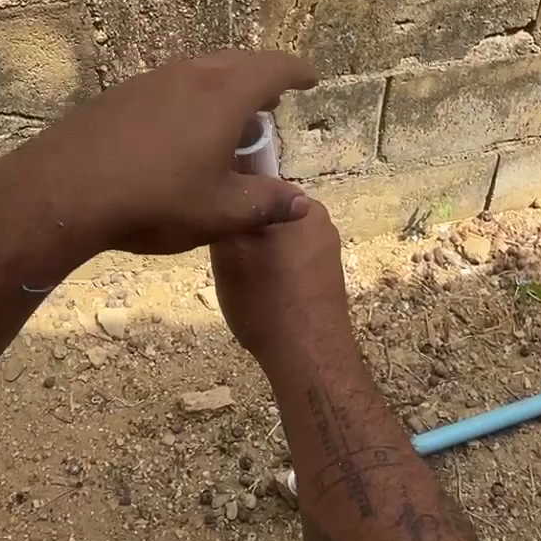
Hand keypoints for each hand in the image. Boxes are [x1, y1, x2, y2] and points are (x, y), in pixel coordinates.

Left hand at [0, 51, 317, 257]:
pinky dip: (193, 97)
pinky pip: (171, 85)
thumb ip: (266, 204)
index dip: (297, 71)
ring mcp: (150, 81)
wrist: (64, 192)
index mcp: (223, 95)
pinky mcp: (120, 96)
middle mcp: (189, 76)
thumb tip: (302, 203)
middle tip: (274, 100)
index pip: (273, 69)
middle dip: (262, 78)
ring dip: (224, 87)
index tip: (312, 78)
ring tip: (232, 115)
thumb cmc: (155, 201)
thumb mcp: (220, 213)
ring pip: (200, 71)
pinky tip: (183, 129)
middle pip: (237, 63)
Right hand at [209, 198, 358, 370]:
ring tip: (241, 283)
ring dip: (255, 257)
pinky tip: (260, 299)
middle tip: (225, 259)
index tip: (213, 225)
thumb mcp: (230, 249)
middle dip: (243, 232)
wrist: (307, 356)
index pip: (256, 184)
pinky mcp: (325, 281)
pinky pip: (288, 266)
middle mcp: (321, 223)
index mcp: (304, 205)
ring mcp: (327, 253)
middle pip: (266, 215)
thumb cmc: (265, 297)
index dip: (230, 202)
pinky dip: (271, 277)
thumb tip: (224, 192)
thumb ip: (229, 212)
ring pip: (275, 242)